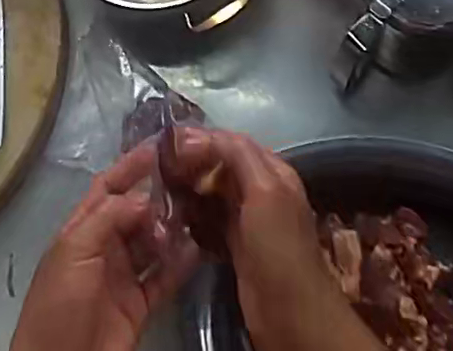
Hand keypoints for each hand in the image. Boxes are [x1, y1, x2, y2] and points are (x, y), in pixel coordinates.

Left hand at [9, 142, 198, 350]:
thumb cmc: (59, 306)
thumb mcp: (75, 252)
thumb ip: (108, 217)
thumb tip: (145, 196)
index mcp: (82, 229)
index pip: (108, 186)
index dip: (131, 165)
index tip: (160, 147)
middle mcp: (104, 247)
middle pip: (135, 211)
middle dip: (159, 196)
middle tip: (189, 181)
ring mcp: (122, 276)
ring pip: (153, 241)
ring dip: (172, 227)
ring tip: (198, 210)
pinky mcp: (139, 306)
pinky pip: (164, 277)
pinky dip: (181, 263)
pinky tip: (198, 247)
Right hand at [165, 129, 383, 350]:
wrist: (292, 316)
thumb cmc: (279, 248)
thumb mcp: (264, 191)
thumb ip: (238, 157)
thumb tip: (198, 136)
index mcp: (273, 170)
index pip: (233, 142)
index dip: (203, 139)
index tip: (169, 142)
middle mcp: (261, 189)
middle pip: (222, 164)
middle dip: (193, 161)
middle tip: (159, 165)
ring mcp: (248, 219)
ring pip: (214, 191)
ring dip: (190, 186)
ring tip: (160, 186)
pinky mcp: (236, 246)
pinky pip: (211, 219)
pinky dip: (193, 213)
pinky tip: (173, 214)